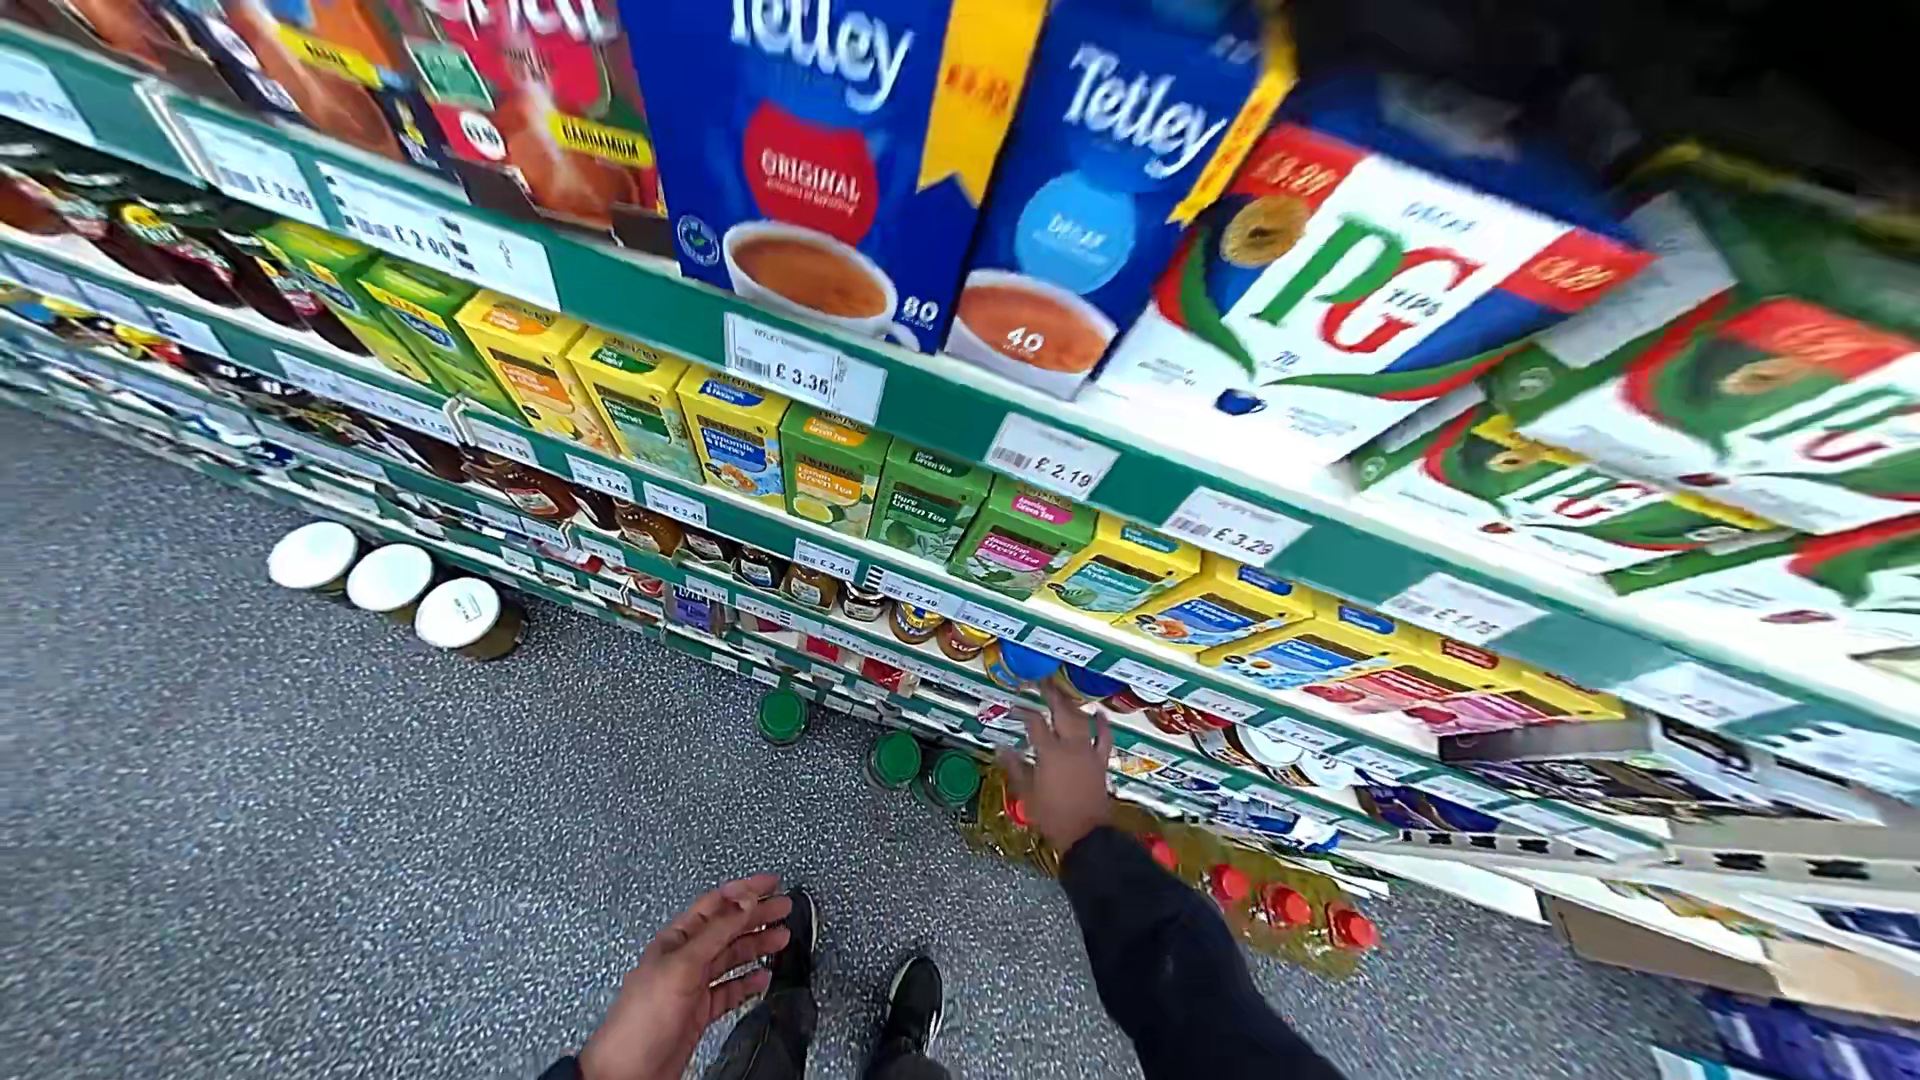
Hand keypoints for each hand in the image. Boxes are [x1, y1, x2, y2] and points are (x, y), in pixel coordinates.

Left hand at [578, 875, 792, 1079]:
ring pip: (733, 957)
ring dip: (758, 945)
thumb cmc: (640, 1021)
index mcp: (677, 939)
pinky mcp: (699, 1012)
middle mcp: (686, 958)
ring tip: (781, 938)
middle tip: (784, 908)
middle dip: (758, 916)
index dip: (746, 890)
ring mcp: (693, 986)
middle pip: (730, 927)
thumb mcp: (683, 965)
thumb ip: (717, 931)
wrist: (625, 1079)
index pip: (717, 902)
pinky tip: (762, 978)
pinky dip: (748, 981)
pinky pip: (730, 989)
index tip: (771, 884)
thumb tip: (746, 900)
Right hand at [999, 680, 1113, 852]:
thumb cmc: (1053, 816)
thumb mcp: (1027, 794)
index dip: (1023, 712)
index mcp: (1049, 752)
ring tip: (1062, 695)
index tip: (1014, 708)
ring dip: (1071, 705)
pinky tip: (1098, 713)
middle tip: (1042, 682)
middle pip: (1061, 711)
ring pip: (1081, 720)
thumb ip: (1015, 768)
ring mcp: (1088, 752)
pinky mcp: (1101, 761)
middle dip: (1050, 694)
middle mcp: (1070, 746)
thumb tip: (1000, 748)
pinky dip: (1102, 724)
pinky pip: (1104, 737)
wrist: (1086, 835)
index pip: (1034, 723)